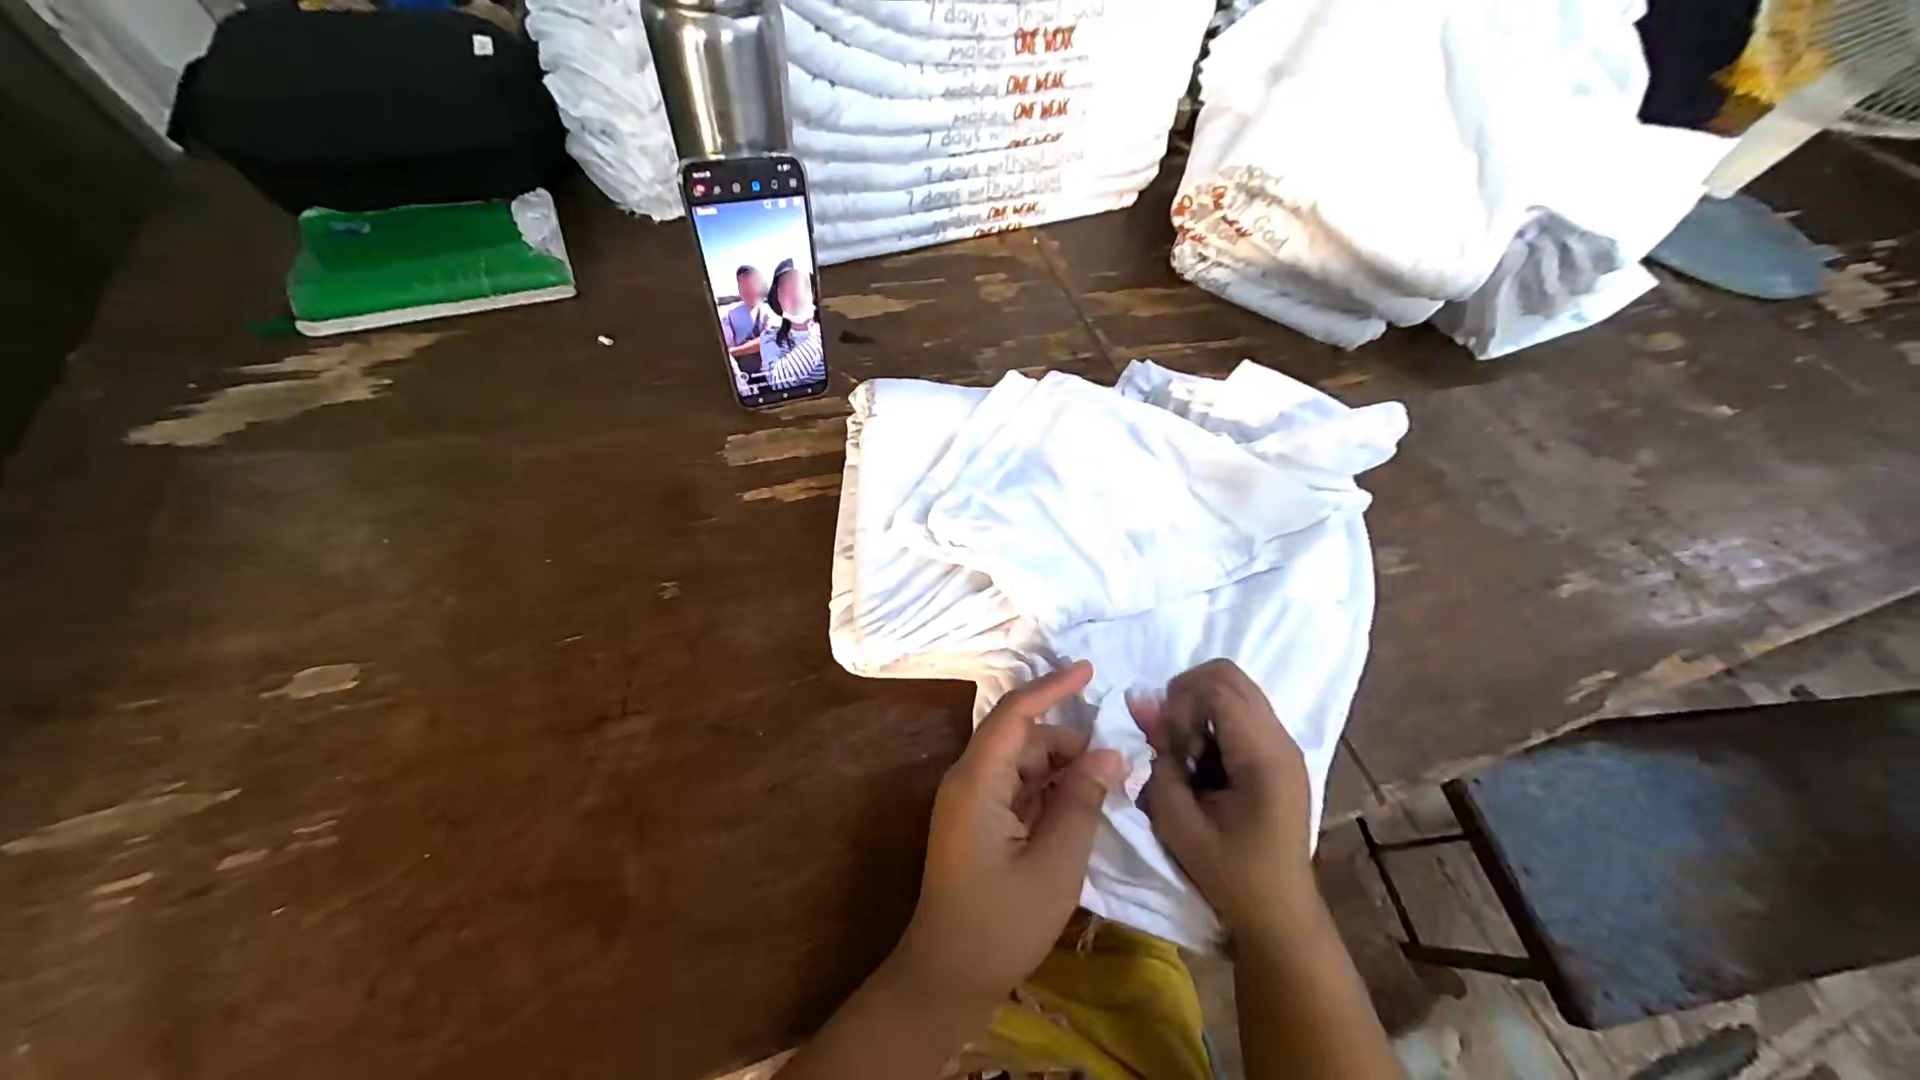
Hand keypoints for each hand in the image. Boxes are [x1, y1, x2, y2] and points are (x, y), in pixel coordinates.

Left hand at [896, 660, 1124, 1005]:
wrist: (947, 976)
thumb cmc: (1001, 923)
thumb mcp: (1055, 863)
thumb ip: (1082, 802)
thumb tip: (1108, 755)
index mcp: (977, 780)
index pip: (1015, 713)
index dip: (1052, 687)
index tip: (1090, 671)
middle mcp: (969, 780)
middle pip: (1023, 739)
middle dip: (1070, 743)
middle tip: (1118, 764)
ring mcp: (971, 802)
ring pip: (1023, 764)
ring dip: (1063, 770)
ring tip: (1106, 789)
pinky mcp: (979, 822)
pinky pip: (1018, 789)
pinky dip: (1050, 791)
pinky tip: (1080, 807)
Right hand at [1131, 659, 1315, 935]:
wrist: (1280, 916)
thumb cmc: (1230, 875)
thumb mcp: (1178, 822)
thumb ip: (1159, 759)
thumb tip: (1141, 704)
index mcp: (1264, 756)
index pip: (1218, 686)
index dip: (1180, 703)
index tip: (1169, 745)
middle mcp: (1281, 739)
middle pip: (1227, 674)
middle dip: (1186, 694)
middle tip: (1171, 738)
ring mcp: (1284, 744)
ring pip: (1233, 687)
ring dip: (1199, 707)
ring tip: (1188, 754)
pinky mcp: (1278, 753)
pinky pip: (1239, 710)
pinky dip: (1211, 720)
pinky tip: (1203, 761)